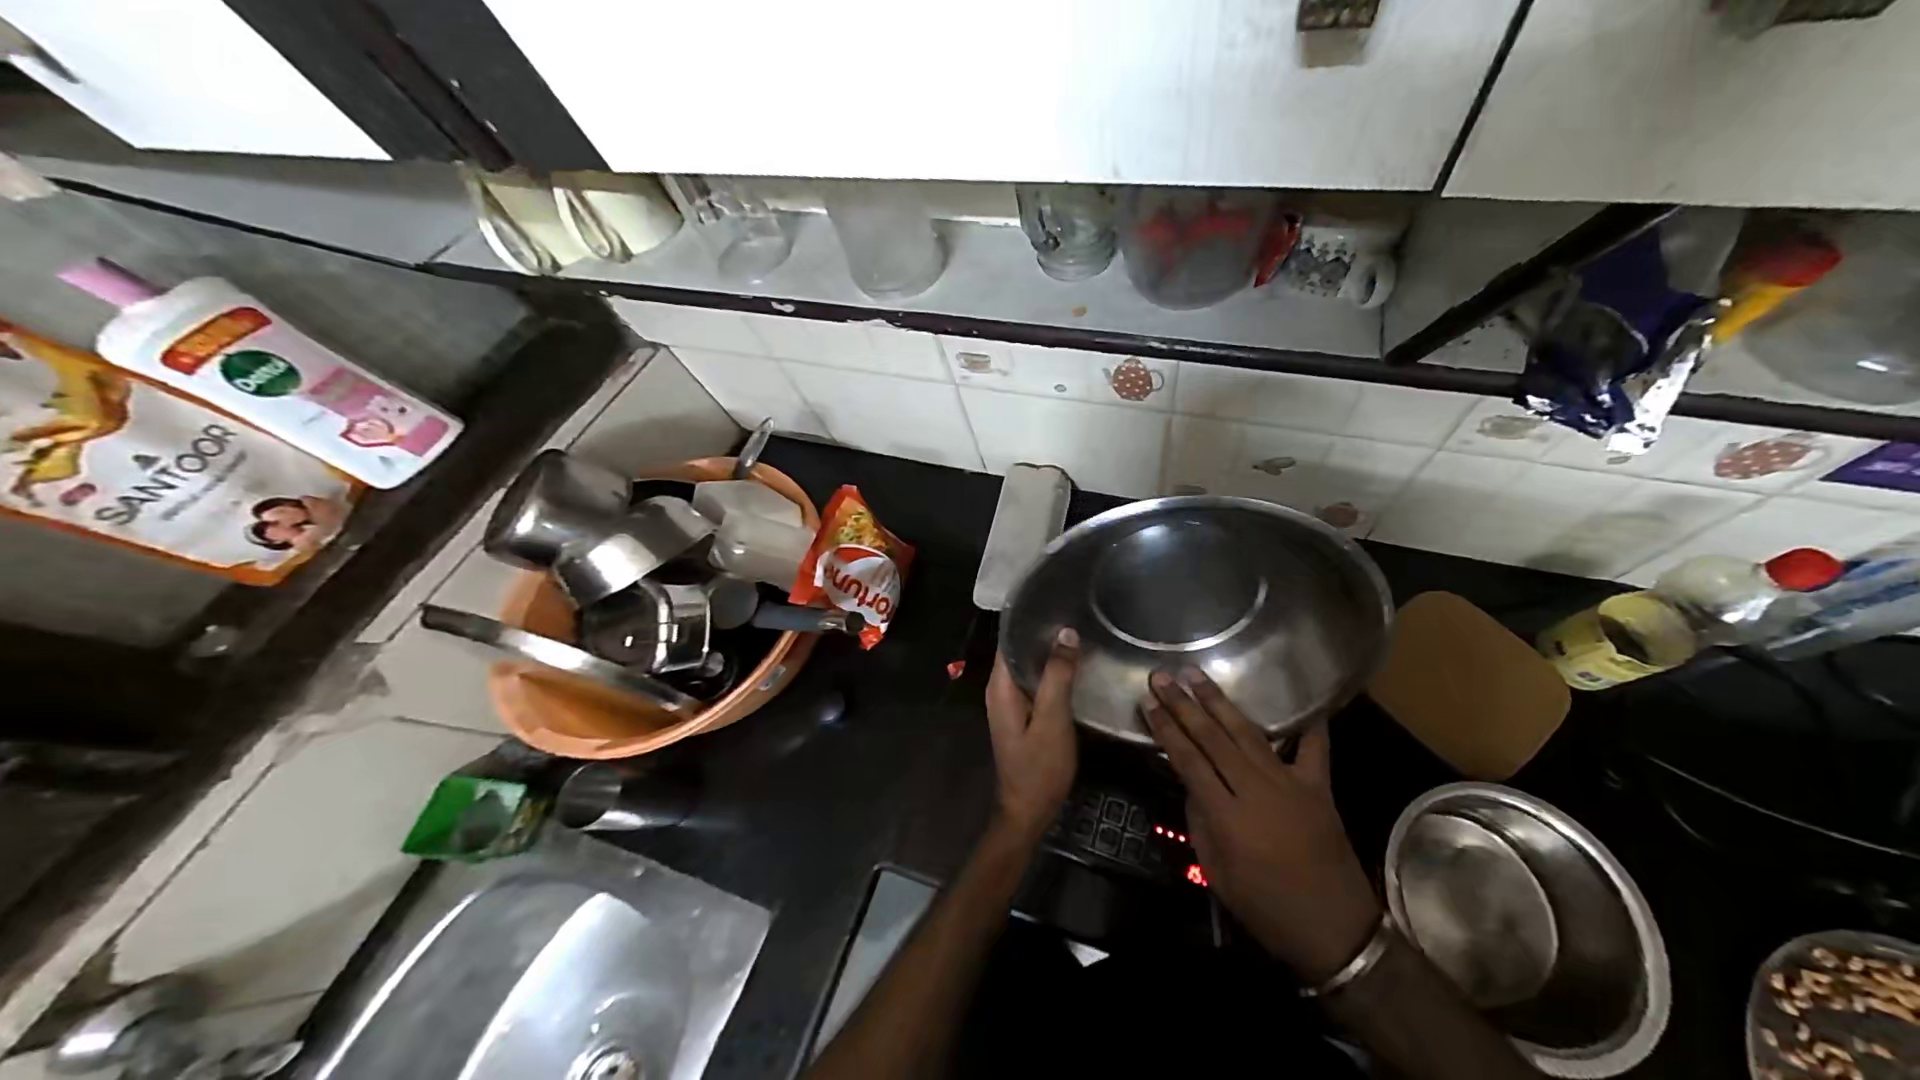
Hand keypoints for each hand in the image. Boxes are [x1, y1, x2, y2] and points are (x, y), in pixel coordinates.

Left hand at [984, 630, 1079, 841]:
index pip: (1008, 639)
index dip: (1028, 619)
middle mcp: (1000, 689)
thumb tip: (1065, 633)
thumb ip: (1057, 677)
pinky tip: (1075, 667)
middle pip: (1019, 650)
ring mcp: (1011, 702)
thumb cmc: (1039, 767)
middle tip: (1077, 612)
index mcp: (1000, 686)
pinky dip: (1052, 672)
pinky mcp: (1023, 714)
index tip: (1055, 600)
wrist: (1029, 811)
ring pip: (1030, 666)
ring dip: (1050, 653)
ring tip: (1081, 632)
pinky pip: (1036, 682)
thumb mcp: (1053, 720)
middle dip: (1044, 632)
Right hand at [1142, 667, 1381, 984]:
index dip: (1166, 730)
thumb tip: (1192, 785)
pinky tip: (1301, 702)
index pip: (1188, 760)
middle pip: (1213, 738)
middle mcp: (1257, 790)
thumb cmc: (1266, 907)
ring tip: (1198, 675)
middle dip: (1184, 705)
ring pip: (1249, 733)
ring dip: (1220, 702)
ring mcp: (1291, 784)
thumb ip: (1200, 822)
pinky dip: (1309, 724)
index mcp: (1228, 816)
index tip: (1148, 703)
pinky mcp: (1319, 787)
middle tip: (1163, 677)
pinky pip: (1314, 748)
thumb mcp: (1216, 873)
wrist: (1336, 930)